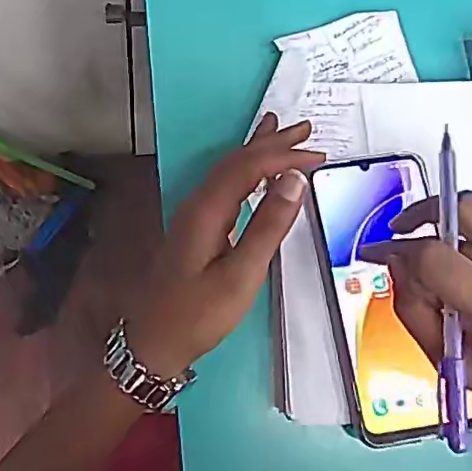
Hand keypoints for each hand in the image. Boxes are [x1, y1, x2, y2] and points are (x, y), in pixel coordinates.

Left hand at [123, 115, 324, 378]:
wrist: (154, 341)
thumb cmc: (197, 315)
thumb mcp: (240, 276)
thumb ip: (268, 227)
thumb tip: (293, 181)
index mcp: (205, 212)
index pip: (247, 167)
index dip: (282, 156)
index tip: (317, 155)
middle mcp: (195, 206)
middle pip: (234, 162)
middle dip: (270, 143)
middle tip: (305, 129)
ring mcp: (191, 217)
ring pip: (227, 172)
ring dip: (257, 153)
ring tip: (281, 134)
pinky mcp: (193, 229)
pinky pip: (223, 187)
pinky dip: (245, 173)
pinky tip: (254, 175)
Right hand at [363, 186, 471, 446]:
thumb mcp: (458, 365)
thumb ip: (417, 314)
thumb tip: (395, 267)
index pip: (435, 258)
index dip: (396, 251)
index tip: (377, 254)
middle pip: (456, 220)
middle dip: (415, 226)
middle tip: (398, 241)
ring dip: (447, 208)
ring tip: (430, 227)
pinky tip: (465, 227)